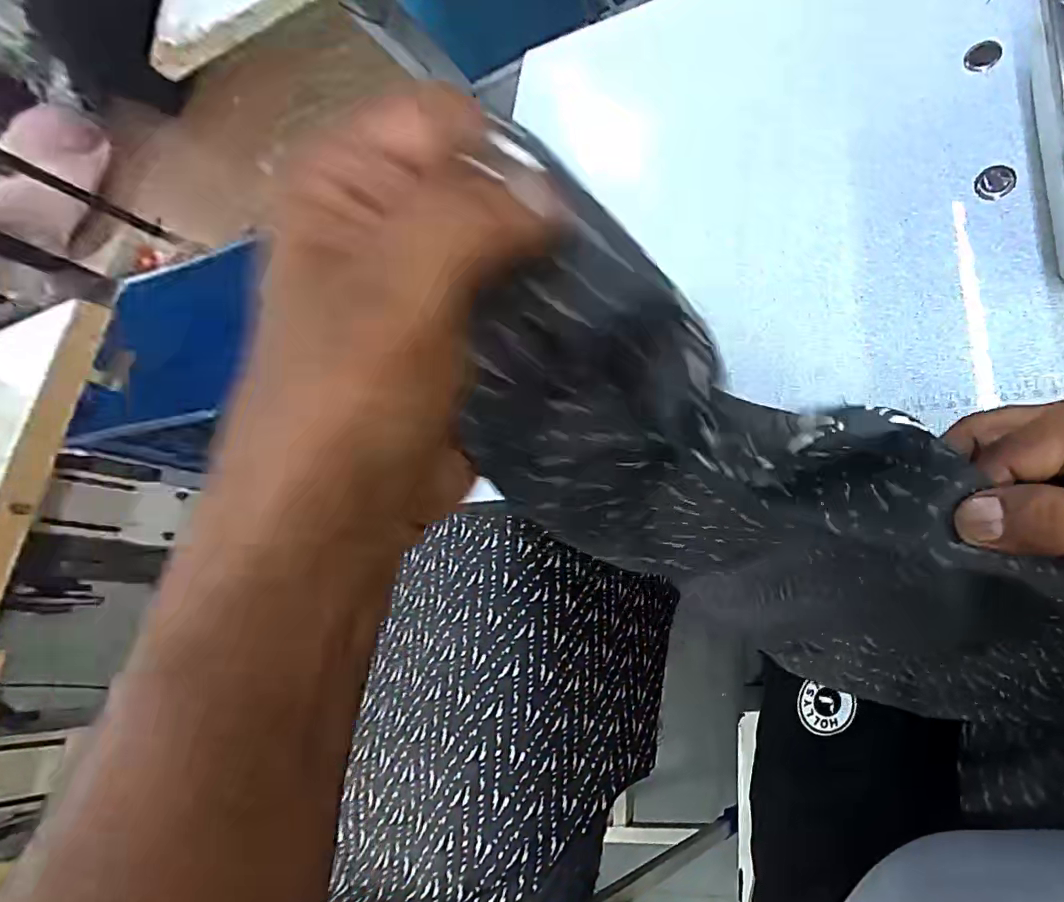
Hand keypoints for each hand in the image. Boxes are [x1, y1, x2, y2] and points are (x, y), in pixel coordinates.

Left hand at [221, 85, 552, 545]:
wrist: (350, 505)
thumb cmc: (353, 396)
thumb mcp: (397, 291)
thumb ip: (468, 221)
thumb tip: (556, 197)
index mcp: (350, 188)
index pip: (445, 124)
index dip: (508, 156)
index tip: (564, 216)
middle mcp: (393, 227)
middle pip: (492, 188)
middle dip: (548, 221)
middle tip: (595, 269)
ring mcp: (437, 288)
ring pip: (519, 251)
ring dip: (561, 274)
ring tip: (603, 304)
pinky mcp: (474, 340)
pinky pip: (528, 306)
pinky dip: (560, 315)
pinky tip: (591, 335)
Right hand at [945, 384, 1063, 656]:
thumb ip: (1049, 520)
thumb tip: (964, 516)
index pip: (1007, 446)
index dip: (976, 492)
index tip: (953, 543)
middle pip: (1000, 438)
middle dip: (970, 483)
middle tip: (949, 540)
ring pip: (1013, 459)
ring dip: (992, 497)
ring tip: (971, 545)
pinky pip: (1037, 479)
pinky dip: (1016, 506)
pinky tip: (1007, 538)